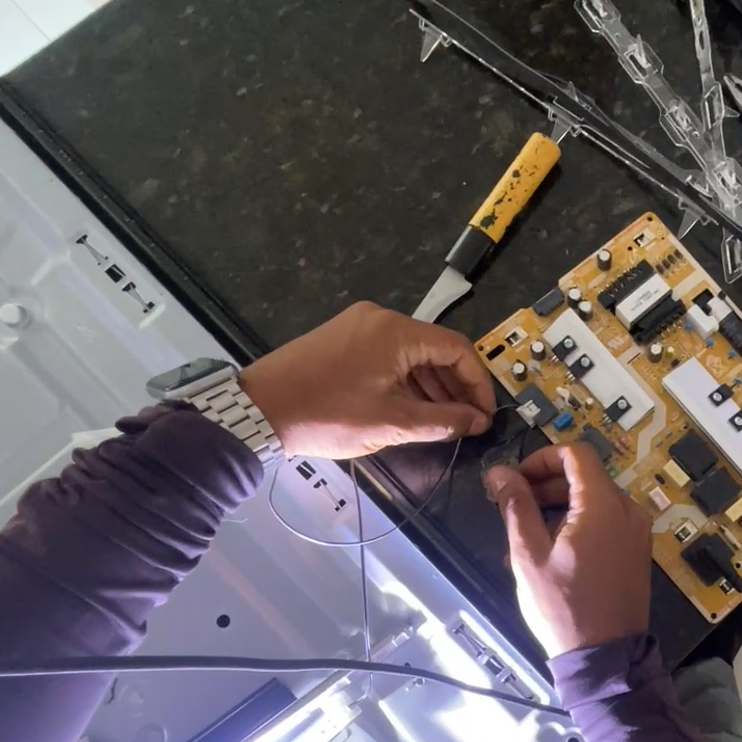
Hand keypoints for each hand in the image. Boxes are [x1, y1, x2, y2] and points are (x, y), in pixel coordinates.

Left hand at [239, 301, 496, 458]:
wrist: (256, 410)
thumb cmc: (328, 415)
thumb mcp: (394, 423)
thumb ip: (444, 421)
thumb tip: (479, 421)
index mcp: (397, 332)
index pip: (458, 349)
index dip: (479, 384)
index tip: (485, 416)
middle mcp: (381, 319)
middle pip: (437, 349)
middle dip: (457, 387)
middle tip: (467, 422)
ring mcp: (360, 325)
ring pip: (415, 353)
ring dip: (434, 386)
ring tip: (443, 421)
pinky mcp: (345, 338)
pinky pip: (391, 356)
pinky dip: (409, 380)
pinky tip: (414, 407)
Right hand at [484, 442, 651, 656]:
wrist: (605, 657)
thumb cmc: (563, 607)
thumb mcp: (529, 555)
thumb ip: (516, 506)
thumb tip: (499, 472)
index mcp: (604, 505)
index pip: (575, 453)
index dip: (541, 458)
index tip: (516, 480)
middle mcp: (628, 511)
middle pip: (585, 477)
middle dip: (545, 485)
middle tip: (512, 507)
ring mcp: (636, 532)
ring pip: (593, 501)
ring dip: (558, 508)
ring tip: (525, 537)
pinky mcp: (636, 551)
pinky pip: (605, 523)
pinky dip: (578, 525)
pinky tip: (550, 552)